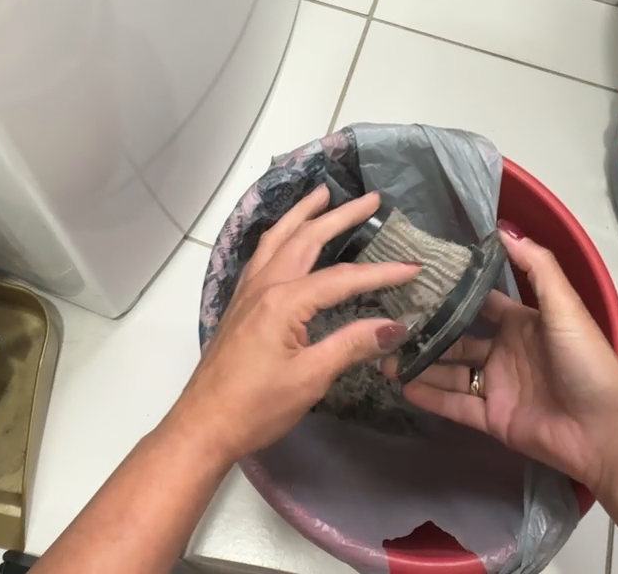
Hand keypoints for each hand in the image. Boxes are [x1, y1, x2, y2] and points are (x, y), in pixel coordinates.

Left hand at [165, 186, 419, 465]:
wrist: (204, 423)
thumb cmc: (258, 405)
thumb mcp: (311, 378)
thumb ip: (351, 345)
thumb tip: (396, 325)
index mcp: (284, 300)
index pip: (342, 278)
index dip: (381, 272)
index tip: (414, 267)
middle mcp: (265, 284)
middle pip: (307, 238)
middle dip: (340, 215)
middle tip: (371, 198)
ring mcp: (249, 289)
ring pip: (279, 236)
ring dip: (304, 212)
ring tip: (324, 193)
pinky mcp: (241, 300)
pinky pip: (264, 251)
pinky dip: (282, 232)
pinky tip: (288, 234)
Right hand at [392, 222, 617, 487]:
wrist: (607, 432)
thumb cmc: (586, 362)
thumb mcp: (564, 307)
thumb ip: (536, 266)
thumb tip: (503, 228)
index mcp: (521, 323)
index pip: (480, 302)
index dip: (452, 292)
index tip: (417, 278)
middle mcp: (505, 351)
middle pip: (457, 338)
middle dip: (427, 331)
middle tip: (390, 320)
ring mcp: (497, 386)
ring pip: (450, 371)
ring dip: (420, 364)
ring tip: (384, 355)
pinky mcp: (494, 419)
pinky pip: (456, 405)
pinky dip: (430, 396)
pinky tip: (402, 385)